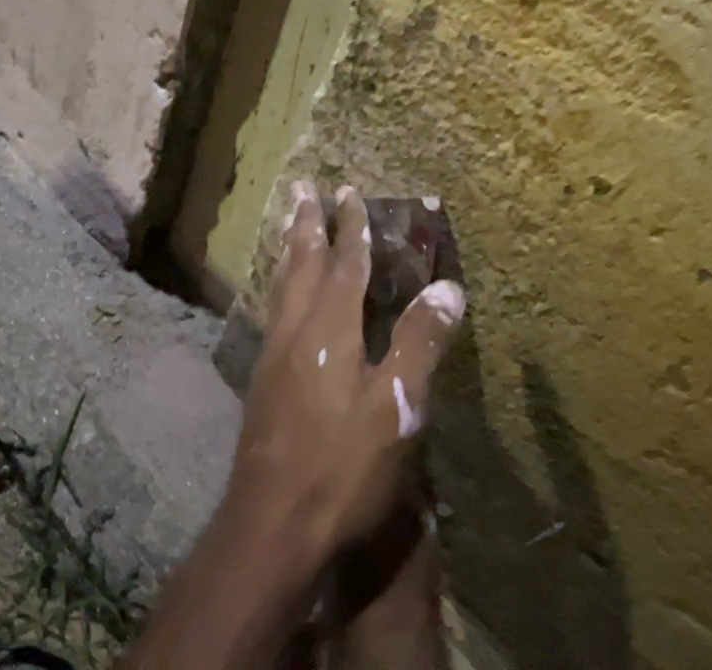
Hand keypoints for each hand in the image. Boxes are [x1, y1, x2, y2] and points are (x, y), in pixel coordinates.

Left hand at [229, 182, 466, 559]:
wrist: (273, 523)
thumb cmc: (341, 466)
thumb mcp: (396, 406)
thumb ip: (418, 343)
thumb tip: (447, 287)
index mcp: (328, 330)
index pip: (344, 266)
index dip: (350, 228)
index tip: (349, 191)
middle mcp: (294, 332)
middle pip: (301, 266)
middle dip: (307, 225)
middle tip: (302, 188)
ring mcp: (272, 358)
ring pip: (281, 288)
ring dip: (290, 252)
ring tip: (289, 227)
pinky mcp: (264, 384)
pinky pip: (274, 314)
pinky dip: (282, 288)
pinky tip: (283, 301)